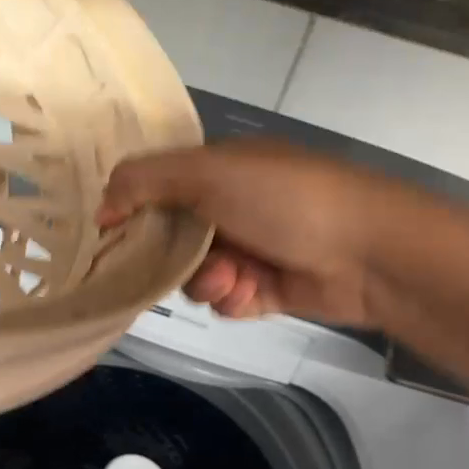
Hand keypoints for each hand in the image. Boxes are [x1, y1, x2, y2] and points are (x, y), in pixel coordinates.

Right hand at [98, 142, 410, 324]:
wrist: (367, 251)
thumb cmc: (286, 199)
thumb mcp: (209, 174)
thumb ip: (146, 181)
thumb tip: (101, 205)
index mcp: (221, 169)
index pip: (159, 187)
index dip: (134, 210)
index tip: (112, 235)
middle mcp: (233, 206)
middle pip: (173, 238)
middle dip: (173, 256)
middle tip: (180, 262)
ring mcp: (252, 248)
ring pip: (197, 275)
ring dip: (207, 281)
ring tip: (231, 280)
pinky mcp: (268, 288)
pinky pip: (226, 299)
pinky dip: (232, 299)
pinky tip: (250, 294)